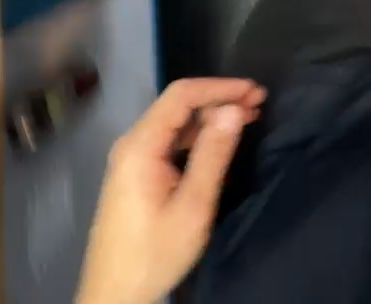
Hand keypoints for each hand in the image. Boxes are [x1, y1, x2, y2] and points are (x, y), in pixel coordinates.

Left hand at [77, 78, 267, 303]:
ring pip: (175, 122)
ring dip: (211, 116)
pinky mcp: (135, 173)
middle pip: (178, 104)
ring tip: (248, 117)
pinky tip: (221, 141)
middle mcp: (132, 142)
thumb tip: (235, 109)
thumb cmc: (154, 254)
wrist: (112, 299)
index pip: (182, 95)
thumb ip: (214, 155)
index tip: (254, 91)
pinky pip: (169, 140)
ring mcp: (131, 158)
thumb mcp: (192, 207)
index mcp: (141, 145)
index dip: (220, 87)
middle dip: (219, 98)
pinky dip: (197, 135)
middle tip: (258, 103)